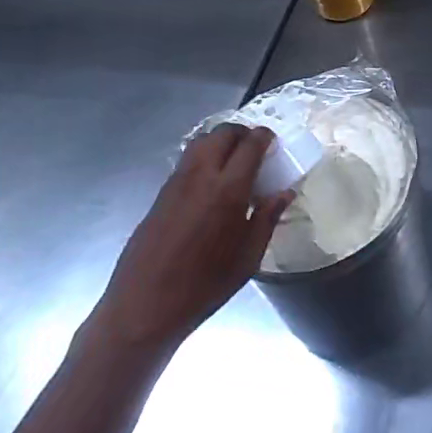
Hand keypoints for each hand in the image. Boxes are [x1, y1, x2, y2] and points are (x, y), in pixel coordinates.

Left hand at [88, 125, 293, 352]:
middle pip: (222, 134)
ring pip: (202, 141)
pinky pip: (188, 158)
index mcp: (228, 189)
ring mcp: (178, 178)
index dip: (264, 137)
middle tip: (254, 148)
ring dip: (220, 140)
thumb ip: (266, 219)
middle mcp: (201, 174)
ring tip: (234, 161)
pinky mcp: (163, 188)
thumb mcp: (247, 258)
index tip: (272, 141)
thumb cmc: (205, 285)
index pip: (249, 145)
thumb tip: (283, 192)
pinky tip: (212, 180)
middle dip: (242, 133)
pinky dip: (204, 155)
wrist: (148, 299)